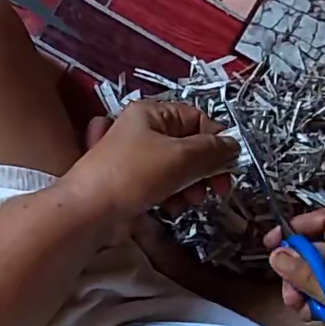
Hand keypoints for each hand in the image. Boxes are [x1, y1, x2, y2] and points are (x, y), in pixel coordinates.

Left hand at [62, 101, 237, 237]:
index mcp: (152, 113)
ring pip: (180, 169)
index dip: (217, 140)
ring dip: (192, 186)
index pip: (197, 118)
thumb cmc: (134, 175)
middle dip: (207, 168)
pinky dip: (174, 196)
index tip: (231, 164)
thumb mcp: (180, 157)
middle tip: (218, 188)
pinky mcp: (134, 185)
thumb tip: (234, 147)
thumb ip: (213, 150)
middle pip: (190, 145)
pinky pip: (165, 186)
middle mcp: (144, 132)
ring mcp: (138, 159)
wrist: (89, 211)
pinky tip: (174, 208)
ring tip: (192, 201)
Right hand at [264, 209, 324, 325]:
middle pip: (321, 247)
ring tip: (296, 304)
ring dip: (302, 286)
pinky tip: (308, 313)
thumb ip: (313, 277)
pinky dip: (311, 300)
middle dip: (299, 265)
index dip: (299, 228)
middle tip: (285, 283)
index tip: (272, 242)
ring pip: (319, 271)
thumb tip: (276, 255)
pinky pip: (324, 291)